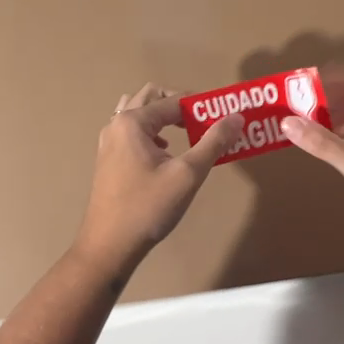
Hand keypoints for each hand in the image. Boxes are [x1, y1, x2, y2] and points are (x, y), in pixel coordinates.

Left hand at [75, 83, 242, 267]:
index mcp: (132, 122)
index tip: (224, 116)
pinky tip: (165, 152)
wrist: (109, 246)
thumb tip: (236, 117)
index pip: (173, 101)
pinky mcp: (107, 160)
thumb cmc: (148, 208)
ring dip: (162, 116)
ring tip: (186, 131)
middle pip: (151, 97)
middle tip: (204, 121)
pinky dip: (151, 131)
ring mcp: (108, 142)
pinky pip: (131, 132)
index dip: (201, 106)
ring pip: (137, 113)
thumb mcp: (187, 174)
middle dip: (180, 104)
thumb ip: (213, 142)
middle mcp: (116, 125)